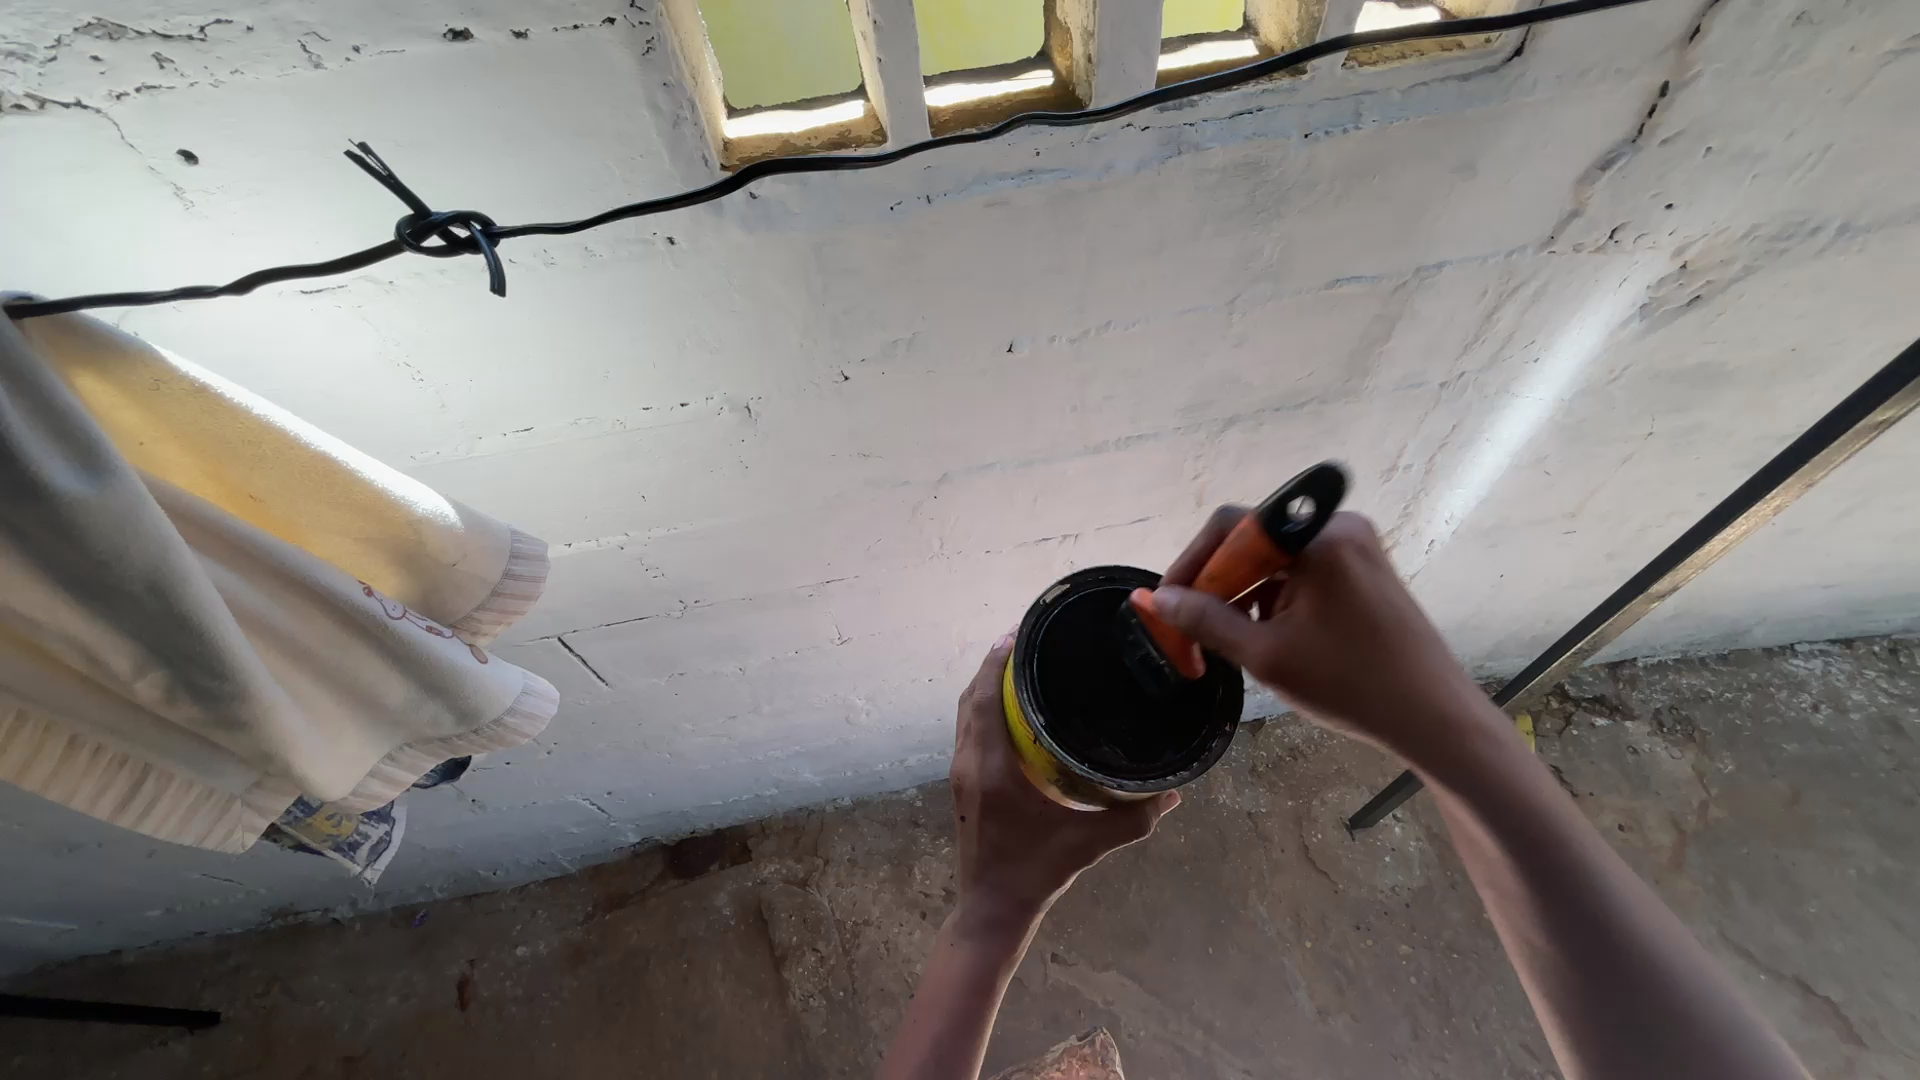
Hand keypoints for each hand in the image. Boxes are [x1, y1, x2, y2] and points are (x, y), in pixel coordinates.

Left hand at [948, 637, 1179, 922]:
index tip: (1019, 632)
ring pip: (966, 712)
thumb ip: (1134, 818)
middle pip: (971, 697)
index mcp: (993, 769)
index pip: (985, 699)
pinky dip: (982, 707)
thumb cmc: (1037, 872)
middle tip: (1027, 640)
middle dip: (993, 664)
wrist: (992, 908)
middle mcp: (969, 762)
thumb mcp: (1089, 844)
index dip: (997, 662)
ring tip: (1019, 664)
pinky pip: (967, 729)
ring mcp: (960, 771)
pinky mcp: (961, 780)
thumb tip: (1175, 792)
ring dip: (985, 684)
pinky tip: (1010, 705)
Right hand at [1147, 509, 1498, 765]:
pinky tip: (1266, 635)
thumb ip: (1204, 620)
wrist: (1436, 720)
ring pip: (1272, 559)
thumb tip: (1154, 599)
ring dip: (1242, 595)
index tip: (1169, 605)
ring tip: (1229, 641)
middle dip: (1215, 585)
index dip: (1191, 564)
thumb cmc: (1349, 685)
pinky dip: (1272, 598)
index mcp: (1317, 538)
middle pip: (1250, 541)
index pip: (1229, 527)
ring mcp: (1354, 548)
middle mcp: (1337, 528)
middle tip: (1192, 630)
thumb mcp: (1264, 654)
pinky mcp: (1362, 570)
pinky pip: (1298, 571)